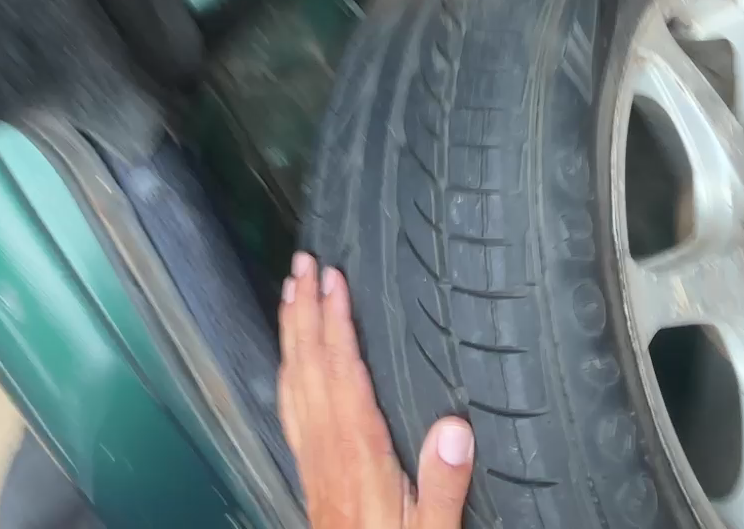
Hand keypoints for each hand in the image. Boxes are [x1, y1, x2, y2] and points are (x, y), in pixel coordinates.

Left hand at [279, 251, 475, 528]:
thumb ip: (444, 481)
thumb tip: (456, 428)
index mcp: (358, 446)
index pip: (342, 368)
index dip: (336, 320)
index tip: (334, 280)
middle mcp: (327, 438)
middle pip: (310, 359)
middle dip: (305, 305)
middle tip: (303, 262)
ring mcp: (311, 447)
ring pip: (294, 373)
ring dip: (291, 325)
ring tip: (291, 288)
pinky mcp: (306, 457)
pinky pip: (289, 398)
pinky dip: (286, 361)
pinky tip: (288, 349)